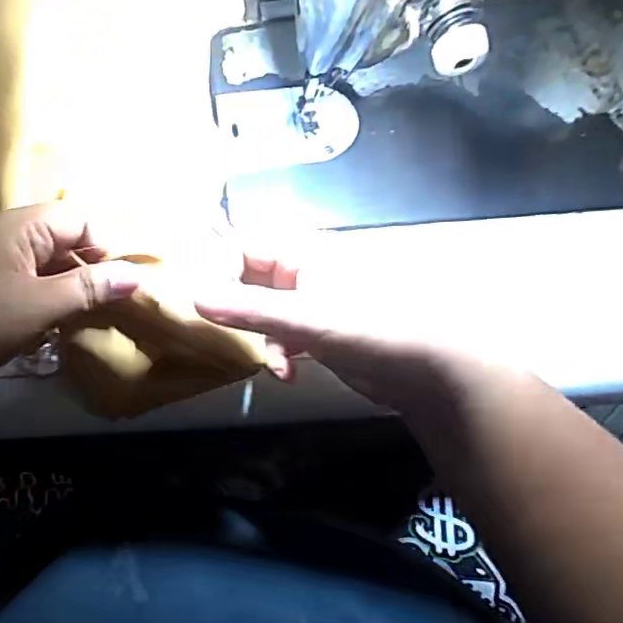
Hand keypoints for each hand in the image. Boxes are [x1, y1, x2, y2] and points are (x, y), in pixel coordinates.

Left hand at [0, 202, 143, 403]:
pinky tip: (50, 332)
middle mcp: (5, 236)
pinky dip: (43, 306)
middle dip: (90, 274)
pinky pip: (25, 287)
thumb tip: (136, 274)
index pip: (81, 220)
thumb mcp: (38, 306)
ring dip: (67, 294)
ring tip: (82, 325)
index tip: (121, 289)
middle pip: (64, 242)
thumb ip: (88, 288)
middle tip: (108, 311)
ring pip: (46, 269)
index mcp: (19, 226)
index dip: (107, 250)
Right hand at [192, 238, 532, 421]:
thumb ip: (249, 309)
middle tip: (218, 335)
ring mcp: (311, 304)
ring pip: (262, 315)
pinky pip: (282, 338)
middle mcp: (302, 272)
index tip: (196, 301)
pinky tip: (287, 374)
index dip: (216, 269)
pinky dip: (279, 355)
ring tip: (273, 365)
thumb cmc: (372, 328)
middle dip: (235, 312)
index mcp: (301, 253)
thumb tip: (192, 296)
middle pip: (248, 282)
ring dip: (260, 340)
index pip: (242, 247)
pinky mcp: (319, 334)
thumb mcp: (305, 318)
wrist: (430, 369)